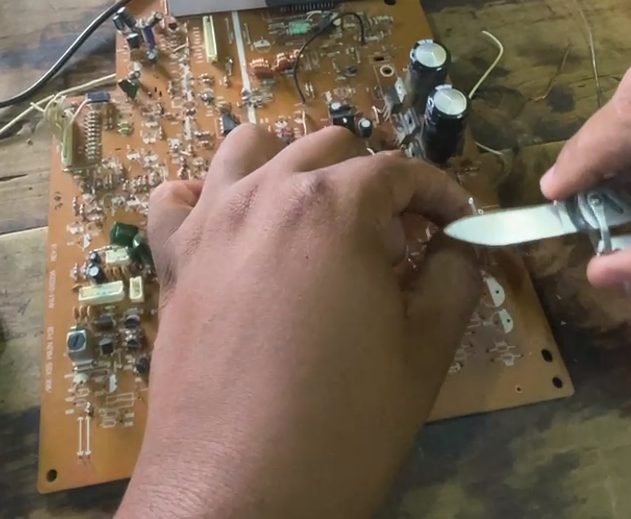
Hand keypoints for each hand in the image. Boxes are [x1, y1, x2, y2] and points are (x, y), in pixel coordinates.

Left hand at [116, 126, 479, 518]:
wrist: (235, 494)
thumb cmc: (340, 425)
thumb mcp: (423, 353)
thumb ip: (452, 278)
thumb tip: (454, 244)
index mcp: (332, 205)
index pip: (397, 169)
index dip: (439, 193)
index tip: (457, 225)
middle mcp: (266, 191)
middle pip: (329, 146)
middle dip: (372, 181)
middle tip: (392, 242)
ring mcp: (210, 217)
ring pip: (248, 146)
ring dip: (289, 164)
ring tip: (313, 217)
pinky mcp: (172, 255)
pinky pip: (176, 197)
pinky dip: (203, 197)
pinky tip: (230, 229)